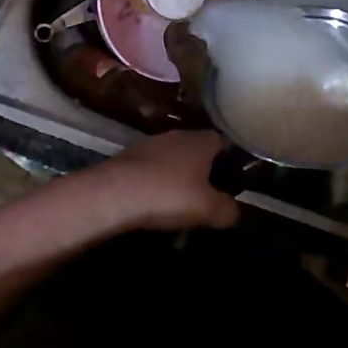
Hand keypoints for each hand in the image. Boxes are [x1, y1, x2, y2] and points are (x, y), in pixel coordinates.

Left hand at [86, 130, 239, 231]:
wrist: (113, 193)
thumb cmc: (169, 195)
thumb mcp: (208, 209)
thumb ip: (228, 210)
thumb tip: (235, 211)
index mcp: (201, 141)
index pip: (223, 142)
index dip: (230, 161)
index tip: (232, 182)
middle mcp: (177, 135)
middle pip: (197, 152)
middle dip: (203, 174)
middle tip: (206, 199)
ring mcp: (149, 144)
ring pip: (172, 162)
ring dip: (177, 180)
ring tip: (178, 209)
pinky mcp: (127, 158)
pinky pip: (150, 171)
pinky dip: (155, 186)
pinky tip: (152, 207)